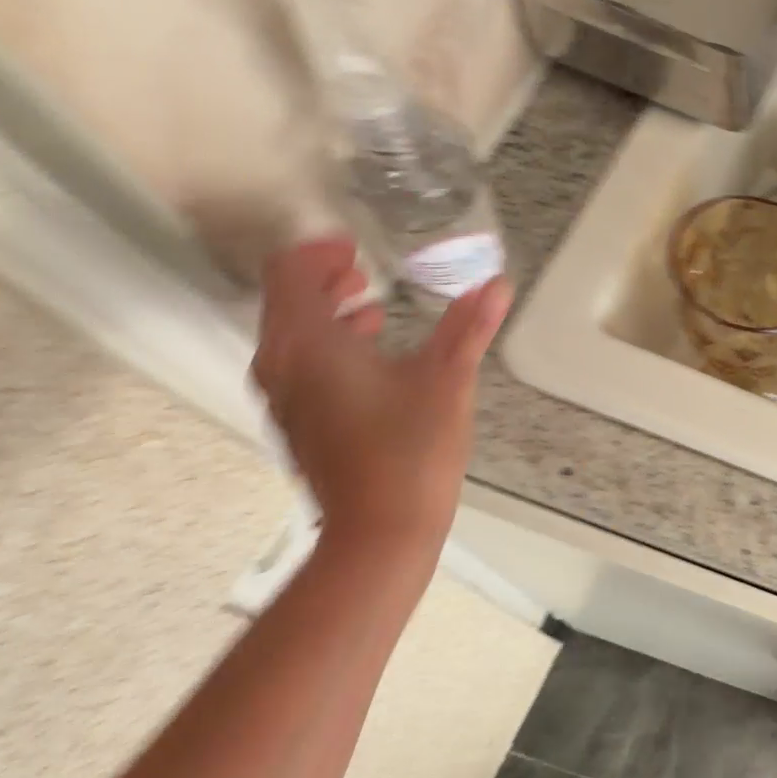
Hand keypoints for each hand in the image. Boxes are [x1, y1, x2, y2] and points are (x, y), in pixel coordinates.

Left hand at [251, 238, 512, 550]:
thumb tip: (496, 284)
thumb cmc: (411, 452)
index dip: (319, 252)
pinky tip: (370, 370)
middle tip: (362, 274)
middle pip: (285, 304)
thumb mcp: (447, 382)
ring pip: (290, 340)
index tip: (354, 248)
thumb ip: (467, 328)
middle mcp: (281, 365)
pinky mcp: (297, 429)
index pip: (291, 272)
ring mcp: (283, 401)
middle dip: (322, 282)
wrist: (382, 529)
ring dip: (326, 319)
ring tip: (372, 317)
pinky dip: (325, 353)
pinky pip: (298, 372)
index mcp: (310, 343)